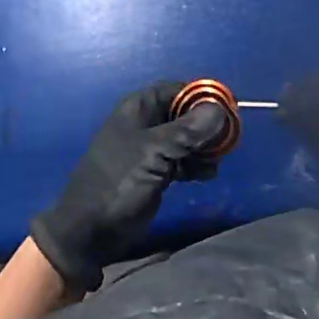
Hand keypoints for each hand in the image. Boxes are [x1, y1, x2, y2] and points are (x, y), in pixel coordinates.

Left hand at [29, 82, 228, 292]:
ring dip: (204, 148)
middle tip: (226, 144)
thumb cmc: (117, 182)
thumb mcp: (152, 153)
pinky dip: (196, 165)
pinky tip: (205, 176)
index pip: (176, 90)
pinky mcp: (156, 171)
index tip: (227, 111)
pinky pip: (183, 160)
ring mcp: (151, 148)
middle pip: (185, 114)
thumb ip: (185, 132)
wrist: (92, 228)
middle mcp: (146, 123)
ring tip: (212, 164)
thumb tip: (219, 109)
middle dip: (207, 127)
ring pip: (187, 139)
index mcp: (138, 109)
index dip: (201, 97)